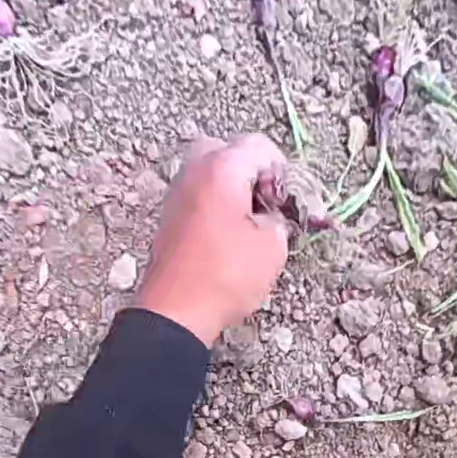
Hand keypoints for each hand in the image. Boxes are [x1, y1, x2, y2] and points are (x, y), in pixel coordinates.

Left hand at [135, 133, 289, 346]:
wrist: (177, 311)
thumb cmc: (227, 275)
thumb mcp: (273, 248)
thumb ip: (279, 221)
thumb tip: (270, 218)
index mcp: (221, 168)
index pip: (260, 146)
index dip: (282, 173)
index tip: (287, 204)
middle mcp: (193, 171)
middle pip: (229, 153)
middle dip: (253, 175)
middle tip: (267, 209)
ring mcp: (176, 194)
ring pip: (211, 175)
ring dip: (234, 192)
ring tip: (250, 228)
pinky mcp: (168, 219)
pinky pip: (199, 198)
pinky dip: (217, 208)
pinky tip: (228, 240)